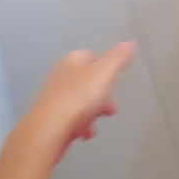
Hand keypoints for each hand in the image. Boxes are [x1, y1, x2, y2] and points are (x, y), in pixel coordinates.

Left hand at [24, 42, 136, 156]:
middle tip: (113, 107)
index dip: (105, 67)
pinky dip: (80, 125)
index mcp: (72, 61)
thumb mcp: (104, 74)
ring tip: (100, 123)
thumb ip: (119, 59)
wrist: (47, 131)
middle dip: (101, 93)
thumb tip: (131, 43)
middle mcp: (60, 76)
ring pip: (78, 101)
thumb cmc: (78, 98)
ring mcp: (53, 99)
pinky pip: (69, 119)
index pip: (90, 56)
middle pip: (85, 81)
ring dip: (92, 111)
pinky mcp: (49, 121)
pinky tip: (86, 134)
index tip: (116, 80)